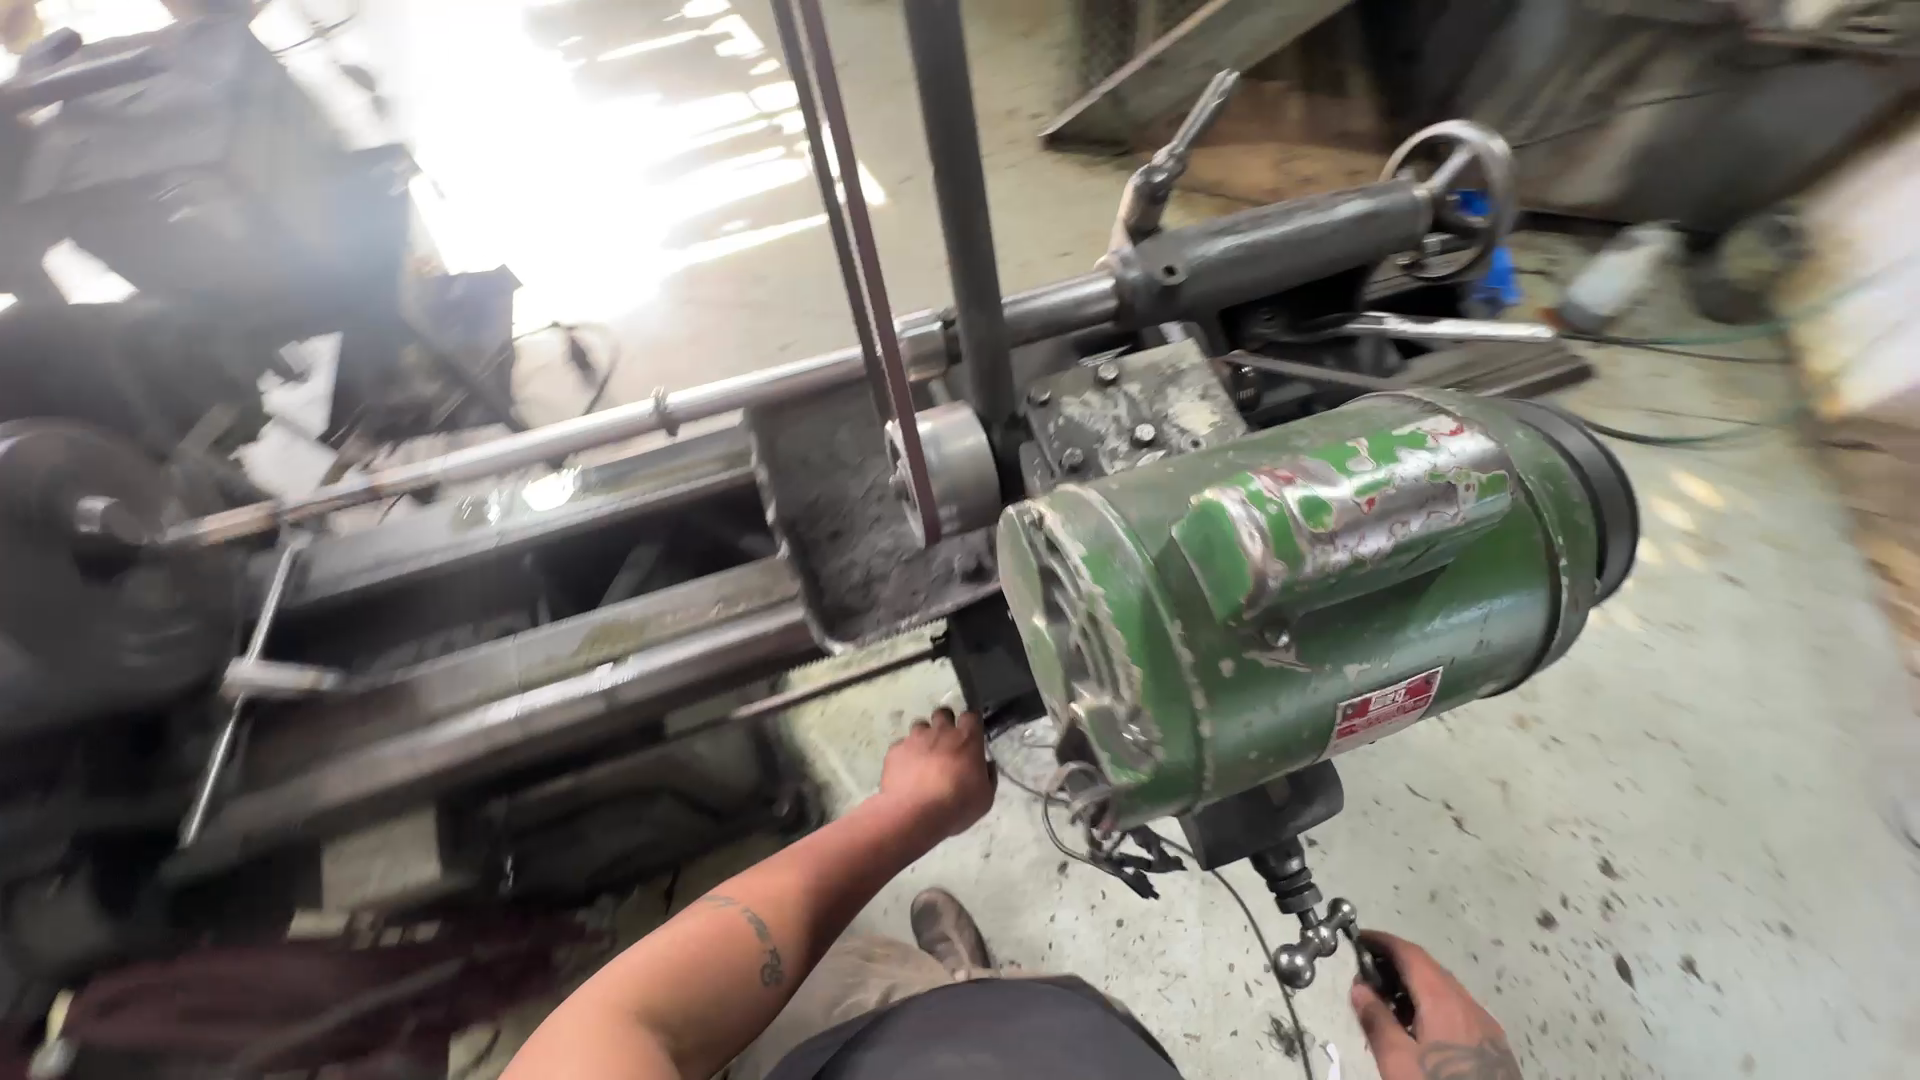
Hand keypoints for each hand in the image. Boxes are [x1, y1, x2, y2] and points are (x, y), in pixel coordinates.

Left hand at [877, 707, 994, 839]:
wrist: (915, 814)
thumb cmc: (957, 805)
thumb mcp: (985, 798)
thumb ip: (988, 776)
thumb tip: (987, 764)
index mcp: (966, 739)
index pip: (971, 715)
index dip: (971, 722)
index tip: (971, 732)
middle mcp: (941, 732)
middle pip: (943, 713)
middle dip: (945, 722)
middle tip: (945, 742)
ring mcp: (915, 738)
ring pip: (919, 726)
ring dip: (923, 737)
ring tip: (923, 757)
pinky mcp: (895, 750)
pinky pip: (901, 745)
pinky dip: (905, 754)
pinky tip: (906, 771)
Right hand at [1351, 931, 1520, 1079]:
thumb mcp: (1397, 1062)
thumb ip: (1376, 1020)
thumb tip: (1360, 988)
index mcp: (1444, 1002)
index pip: (1411, 954)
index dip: (1383, 941)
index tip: (1358, 939)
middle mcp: (1470, 1007)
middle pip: (1430, 970)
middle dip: (1396, 964)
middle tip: (1365, 975)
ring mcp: (1487, 1029)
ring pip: (1445, 992)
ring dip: (1414, 987)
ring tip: (1386, 1005)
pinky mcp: (1494, 1050)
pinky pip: (1458, 1012)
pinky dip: (1431, 1007)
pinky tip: (1417, 1030)